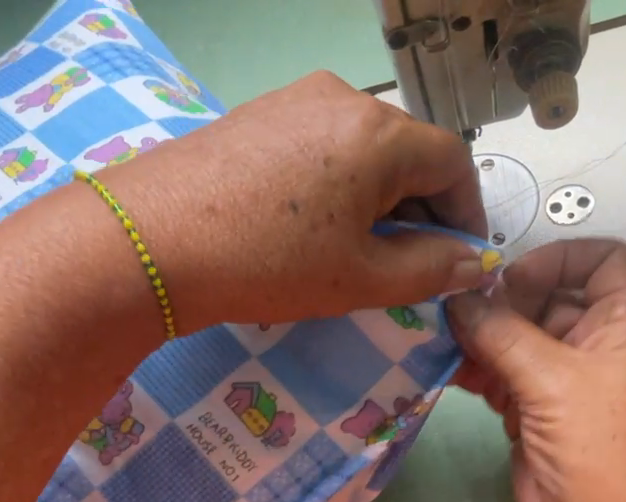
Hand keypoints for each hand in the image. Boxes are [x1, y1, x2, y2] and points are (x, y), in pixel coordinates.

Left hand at [101, 72, 490, 332]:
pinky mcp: (260, 115)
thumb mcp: (360, 278)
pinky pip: (323, 146)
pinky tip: (316, 227)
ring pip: (365, 149)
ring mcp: (296, 100)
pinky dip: (341, 186)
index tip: (461, 257)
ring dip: (382, 199)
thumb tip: (473, 262)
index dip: (467, 213)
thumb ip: (429, 269)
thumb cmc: (268, 263)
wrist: (152, 243)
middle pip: (409, 151)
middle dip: (423, 208)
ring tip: (361, 252)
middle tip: (411, 265)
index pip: (453, 162)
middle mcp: (343, 99)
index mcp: (379, 134)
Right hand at [447, 240, 625, 501]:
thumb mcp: (551, 381)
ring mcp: (564, 379)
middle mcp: (597, 345)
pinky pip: (504, 373)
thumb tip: (456, 299)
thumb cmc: (596, 451)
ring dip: (485, 339)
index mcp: (625, 324)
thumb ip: (501, 333)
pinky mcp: (536, 410)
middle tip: (461, 316)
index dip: (561, 257)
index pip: (604, 260)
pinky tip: (455, 374)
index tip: (513, 279)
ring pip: (519, 337)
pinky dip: (480, 370)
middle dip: (505, 304)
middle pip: (549, 297)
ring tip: (449, 346)